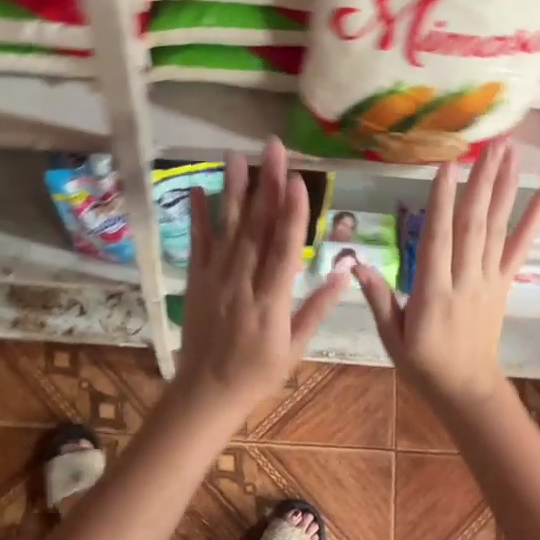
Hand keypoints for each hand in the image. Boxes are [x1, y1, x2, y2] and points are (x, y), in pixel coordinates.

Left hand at [175, 137, 344, 409]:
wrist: (207, 391)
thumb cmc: (258, 373)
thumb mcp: (295, 347)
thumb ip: (316, 307)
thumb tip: (344, 272)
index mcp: (271, 301)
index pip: (284, 249)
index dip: (292, 213)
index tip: (298, 179)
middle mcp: (242, 283)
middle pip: (256, 228)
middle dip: (266, 185)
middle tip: (273, 148)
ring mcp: (215, 279)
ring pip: (227, 229)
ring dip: (233, 190)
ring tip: (236, 155)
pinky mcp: (195, 281)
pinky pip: (197, 244)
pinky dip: (197, 216)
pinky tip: (197, 188)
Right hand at [352, 140, 539, 408]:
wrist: (467, 389)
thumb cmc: (423, 365)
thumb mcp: (391, 337)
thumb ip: (378, 298)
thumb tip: (356, 265)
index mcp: (433, 292)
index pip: (438, 237)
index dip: (441, 201)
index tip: (446, 165)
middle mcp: (465, 279)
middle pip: (473, 224)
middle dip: (481, 181)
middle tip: (492, 143)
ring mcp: (488, 280)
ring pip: (496, 227)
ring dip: (505, 187)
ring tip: (512, 152)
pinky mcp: (503, 284)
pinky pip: (519, 247)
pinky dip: (533, 218)